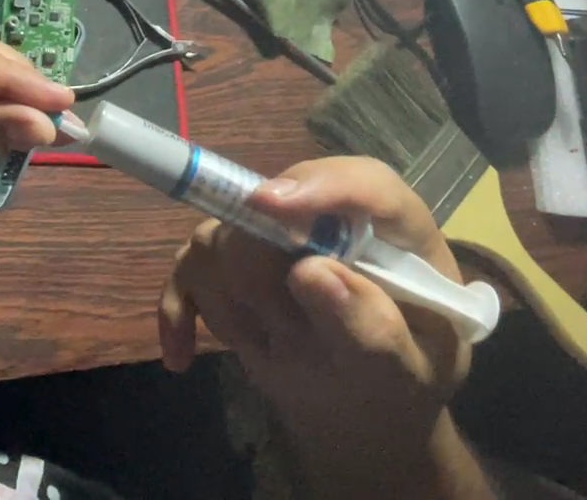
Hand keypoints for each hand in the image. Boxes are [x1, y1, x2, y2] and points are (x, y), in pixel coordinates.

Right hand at [158, 157, 474, 493]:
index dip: (316, 186)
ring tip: (274, 351)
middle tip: (293, 340)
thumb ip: (371, 326)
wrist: (356, 404)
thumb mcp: (406, 370)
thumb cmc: (397, 381)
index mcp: (389, 228)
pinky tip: (183, 354)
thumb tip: (312, 272)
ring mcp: (262, 232)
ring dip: (233, 309)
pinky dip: (180, 310)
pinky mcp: (223, 257)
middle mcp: (317, 214)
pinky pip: (183, 268)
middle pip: (264, 216)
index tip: (266, 205)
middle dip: (263, 285)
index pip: (361, 182)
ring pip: (214, 240)